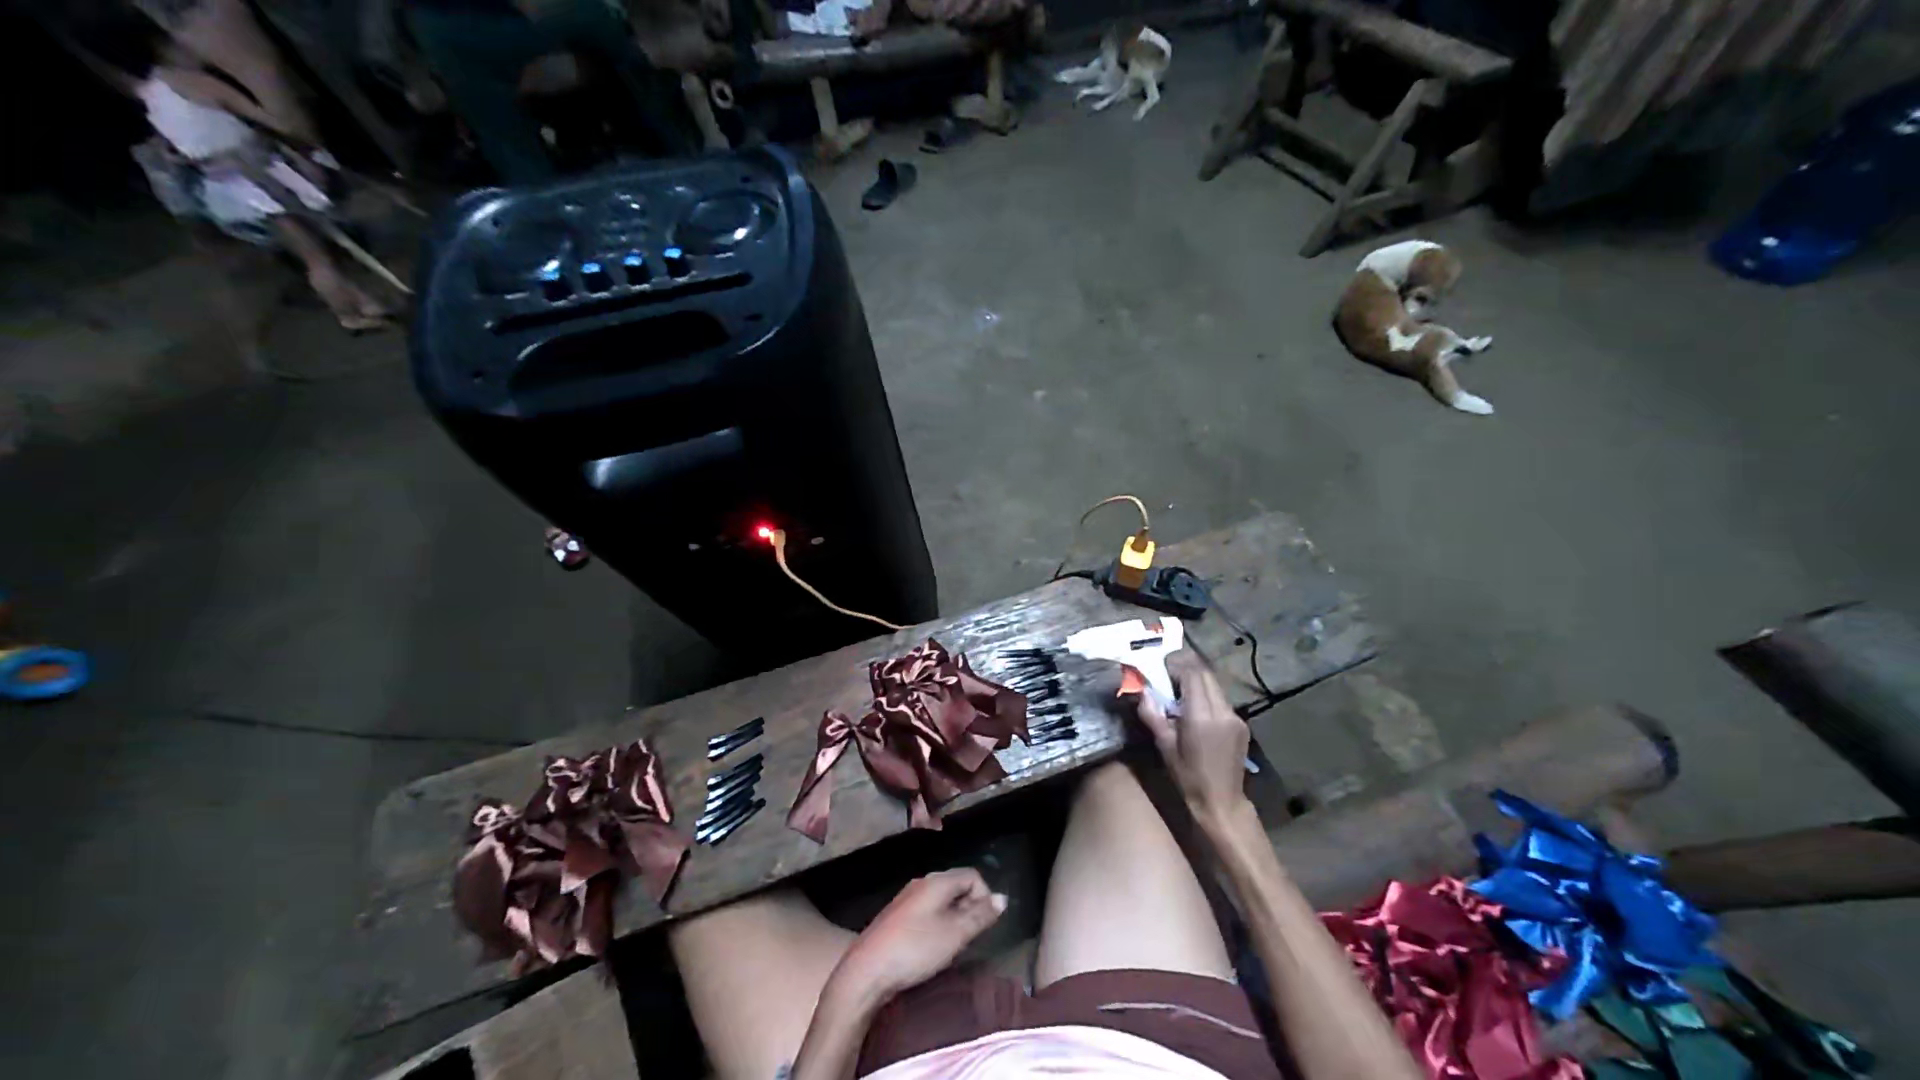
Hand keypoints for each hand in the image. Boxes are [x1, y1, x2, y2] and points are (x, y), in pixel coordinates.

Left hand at [832, 869, 1005, 1002]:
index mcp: (937, 881)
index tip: (984, 925)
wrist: (867, 970)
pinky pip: (927, 911)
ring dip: (954, 919)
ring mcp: (907, 898)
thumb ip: (980, 915)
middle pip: (957, 885)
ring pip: (942, 900)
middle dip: (970, 908)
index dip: (985, 896)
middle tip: (969, 938)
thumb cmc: (915, 948)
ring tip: (953, 946)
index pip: (972, 875)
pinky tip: (932, 947)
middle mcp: (922, 882)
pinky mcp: (897, 916)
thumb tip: (1002, 897)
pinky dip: (938, 924)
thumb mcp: (955, 933)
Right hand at [1136, 650, 1252, 828]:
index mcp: (1202, 716)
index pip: (1192, 675)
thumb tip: (1143, 691)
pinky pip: (1221, 699)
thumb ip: (1153, 715)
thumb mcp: (1165, 746)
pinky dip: (1206, 695)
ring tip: (1179, 690)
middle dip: (1187, 668)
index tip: (1162, 666)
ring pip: (1215, 685)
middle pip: (1206, 675)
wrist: (1222, 802)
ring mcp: (1235, 717)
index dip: (1177, 664)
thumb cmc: (1188, 777)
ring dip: (1197, 681)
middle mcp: (1222, 711)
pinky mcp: (1241, 724)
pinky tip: (1195, 707)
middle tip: (1168, 672)